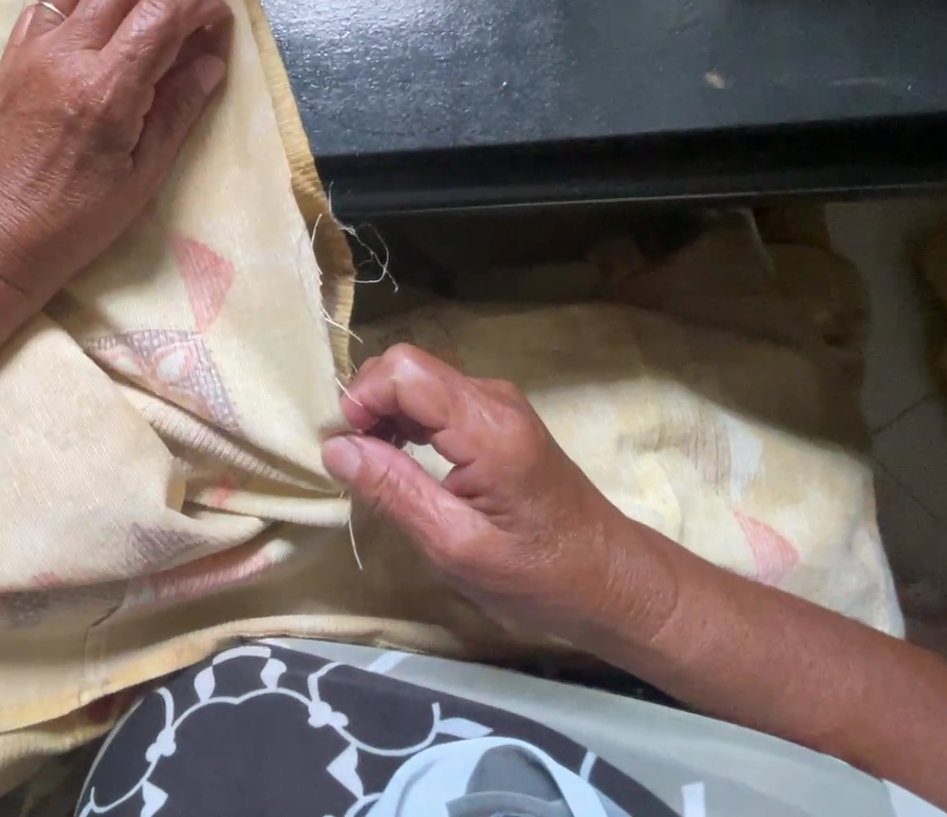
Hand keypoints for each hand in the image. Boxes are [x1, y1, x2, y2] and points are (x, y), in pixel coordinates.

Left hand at [0, 0, 234, 301]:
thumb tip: (212, 60)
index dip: (201, 6)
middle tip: (187, 17)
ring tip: (143, 12)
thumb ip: (180, 109)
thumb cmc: (82, 218)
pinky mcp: (10, 58)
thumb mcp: (146, 174)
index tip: (219, 22)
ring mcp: (31, 51)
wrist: (4, 233)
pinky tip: (97, 29)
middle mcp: (66, 56)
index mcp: (106, 90)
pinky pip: (46, 2)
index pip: (163, 13)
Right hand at [322, 345, 676, 644]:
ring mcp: (497, 403)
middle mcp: (493, 399)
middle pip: (407, 365)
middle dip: (369, 402)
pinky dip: (404, 418)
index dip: (364, 397)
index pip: (406, 371)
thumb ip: (393, 491)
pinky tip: (401, 458)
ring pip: (417, 377)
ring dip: (384, 411)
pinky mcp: (496, 416)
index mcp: (489, 429)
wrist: (613, 581)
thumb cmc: (538, 575)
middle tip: (357, 458)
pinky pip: (434, 396)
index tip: (348, 446)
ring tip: (375, 464)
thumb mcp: (455, 547)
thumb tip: (334, 447)